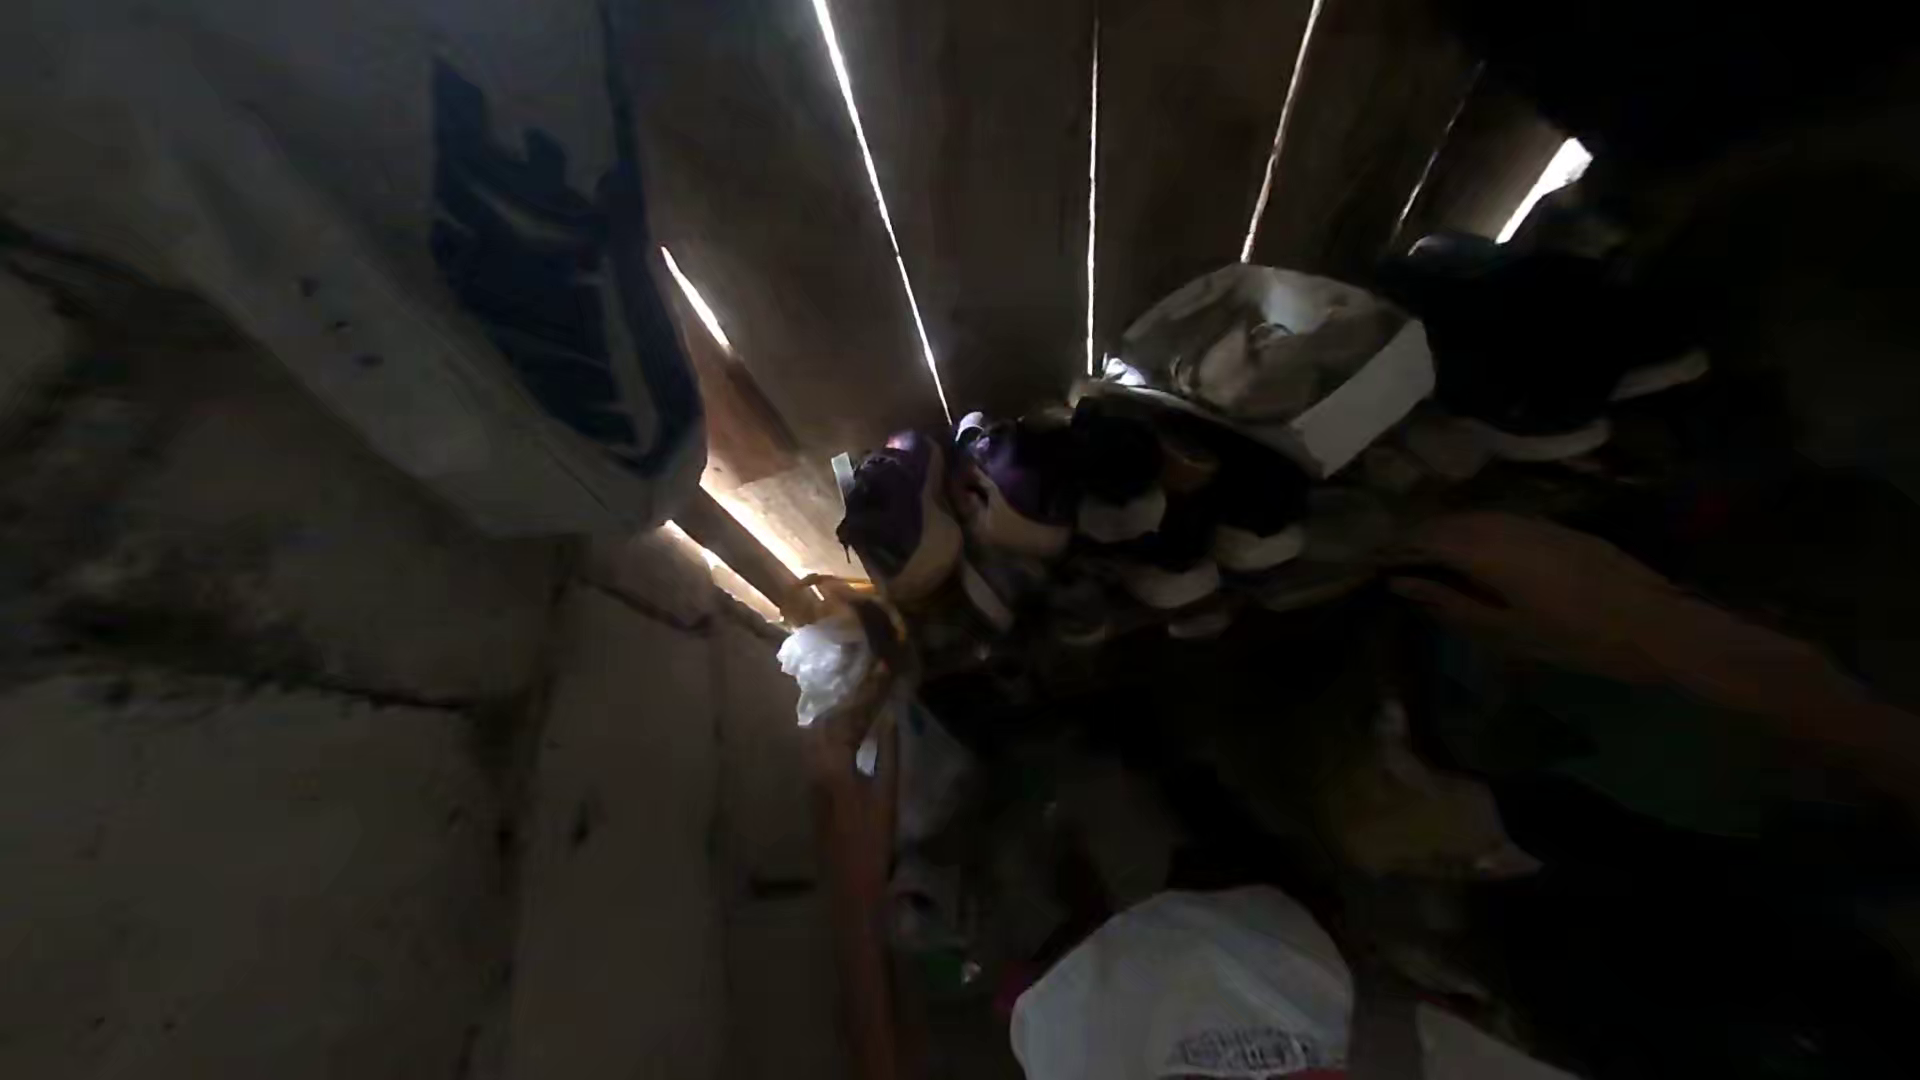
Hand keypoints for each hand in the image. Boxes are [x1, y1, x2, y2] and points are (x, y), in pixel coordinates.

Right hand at [1390, 513, 1919, 810]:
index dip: (1390, 548)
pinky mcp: (1557, 528)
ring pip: (1470, 516)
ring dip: (1441, 530)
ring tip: (1423, 554)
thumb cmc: (1576, 640)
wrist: (1670, 631)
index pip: (1421, 538)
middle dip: (1411, 536)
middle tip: (1389, 558)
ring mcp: (1534, 523)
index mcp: (1486, 551)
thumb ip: (1445, 602)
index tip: (1366, 561)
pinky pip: (1497, 519)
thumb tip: (1399, 583)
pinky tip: (1470, 551)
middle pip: (1443, 521)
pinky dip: (1471, 530)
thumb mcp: (1501, 630)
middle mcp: (1505, 526)